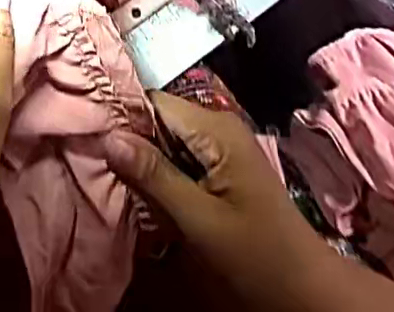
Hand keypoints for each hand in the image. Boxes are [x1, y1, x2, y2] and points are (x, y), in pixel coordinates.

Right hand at [104, 91, 393, 311]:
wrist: (306, 291)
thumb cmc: (256, 256)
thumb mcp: (200, 221)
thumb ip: (155, 176)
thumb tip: (109, 137)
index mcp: (215, 128)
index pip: (155, 102)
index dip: (121, 115)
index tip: (87, 131)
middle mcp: (217, 125)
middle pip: (159, 117)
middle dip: (128, 137)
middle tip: (92, 156)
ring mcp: (219, 145)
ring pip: (165, 136)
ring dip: (141, 155)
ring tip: (106, 170)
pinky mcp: (219, 164)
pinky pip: (178, 154)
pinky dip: (157, 169)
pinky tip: (138, 187)